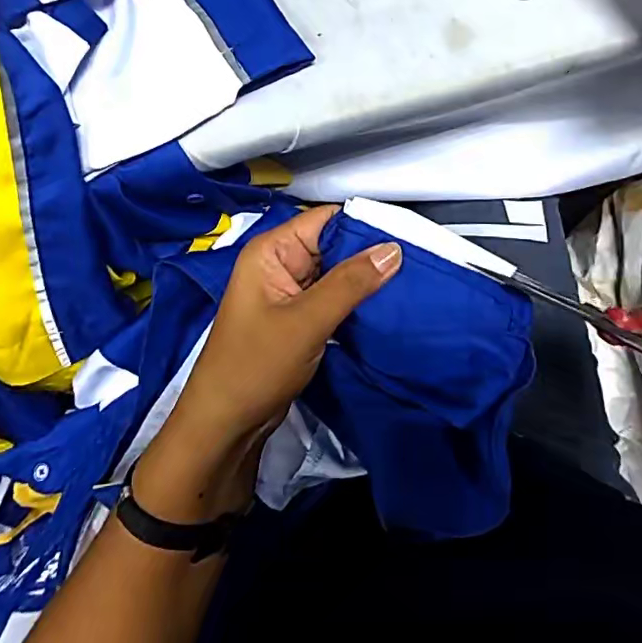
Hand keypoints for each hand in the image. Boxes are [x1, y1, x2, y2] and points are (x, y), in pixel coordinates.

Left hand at [178, 205, 401, 438]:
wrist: (227, 421)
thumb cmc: (254, 366)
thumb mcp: (305, 322)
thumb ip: (349, 284)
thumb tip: (392, 250)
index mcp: (270, 251)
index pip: (323, 220)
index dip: (361, 224)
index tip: (404, 235)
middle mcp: (279, 263)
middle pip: (333, 245)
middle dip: (369, 254)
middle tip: (414, 263)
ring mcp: (288, 292)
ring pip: (336, 273)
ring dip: (365, 280)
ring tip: (408, 284)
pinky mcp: (298, 317)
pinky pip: (333, 298)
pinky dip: (355, 302)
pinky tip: (384, 308)